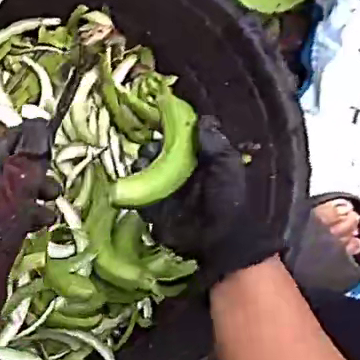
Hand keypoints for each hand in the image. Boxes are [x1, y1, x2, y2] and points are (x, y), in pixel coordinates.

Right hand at [143, 115, 282, 288]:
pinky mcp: (151, 209)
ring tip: (145, 162)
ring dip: (142, 164)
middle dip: (152, 147)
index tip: (159, 118)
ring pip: (144, 170)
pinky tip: (137, 180)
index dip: (168, 128)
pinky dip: (133, 186)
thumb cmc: (227, 201)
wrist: (219, 241)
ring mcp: (163, 191)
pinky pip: (136, 194)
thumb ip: (214, 144)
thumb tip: (202, 119)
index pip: (179, 139)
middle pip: (157, 152)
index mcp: (198, 161)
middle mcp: (178, 173)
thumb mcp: (227, 167)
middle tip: (153, 148)